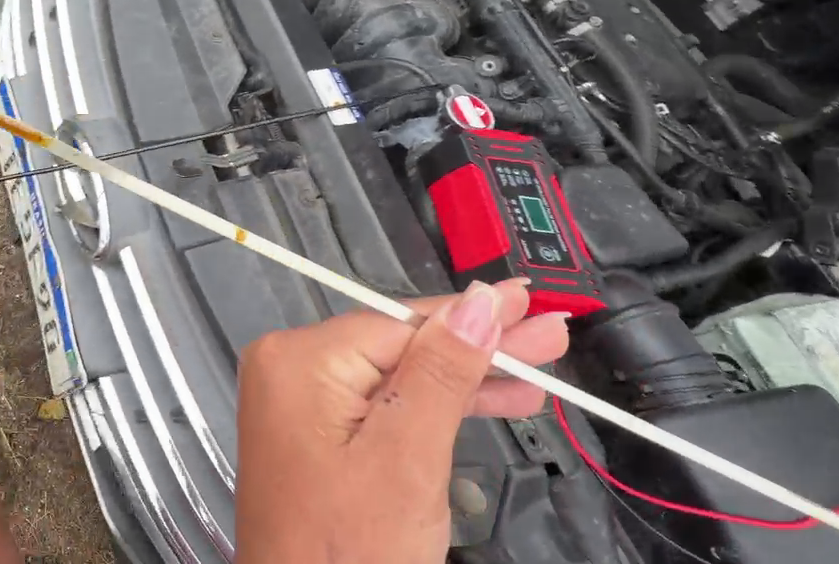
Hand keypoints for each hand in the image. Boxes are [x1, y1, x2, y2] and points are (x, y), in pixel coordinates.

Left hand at [234, 279, 570, 563]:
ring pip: (395, 372)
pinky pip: (380, 401)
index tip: (531, 299)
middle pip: (399, 342)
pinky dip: (432, 403)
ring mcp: (299, 397)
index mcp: (299, 358)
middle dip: (476, 342)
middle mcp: (289, 365)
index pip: (399, 321)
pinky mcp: (314, 428)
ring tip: (535, 368)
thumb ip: (440, 376)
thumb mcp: (405, 460)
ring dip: (464, 374)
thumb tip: (477, 305)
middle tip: (548, 331)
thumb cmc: (345, 550)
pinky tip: (487, 399)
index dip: (472, 314)